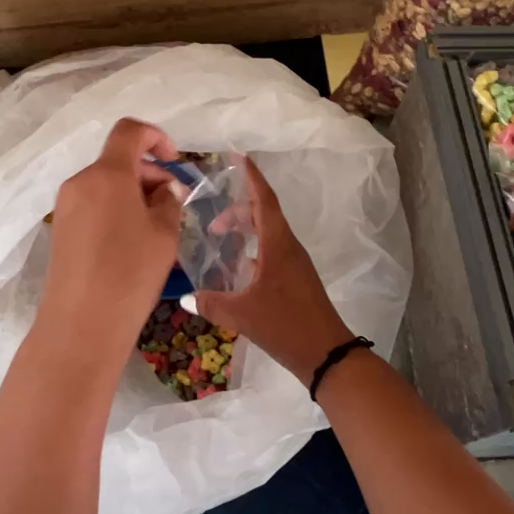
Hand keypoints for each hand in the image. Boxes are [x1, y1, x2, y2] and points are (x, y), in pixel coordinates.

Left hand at [43, 118, 183, 348]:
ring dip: (134, 194)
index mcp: (107, 173)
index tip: (174, 161)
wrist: (81, 324)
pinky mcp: (61, 229)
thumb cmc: (130, 273)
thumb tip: (165, 188)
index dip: (156, 136)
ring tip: (157, 229)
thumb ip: (169, 200)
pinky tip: (132, 243)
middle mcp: (81, 181)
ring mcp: (66, 206)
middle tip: (175, 204)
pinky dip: (116, 210)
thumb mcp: (164, 233)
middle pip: (118, 160)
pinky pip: (94, 204)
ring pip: (106, 184)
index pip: (129, 131)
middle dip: (150, 173)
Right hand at [194, 158, 354, 381]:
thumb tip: (187, 296)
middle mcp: (288, 247)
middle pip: (264, 215)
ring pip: (269, 234)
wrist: (327, 355)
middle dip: (239, 211)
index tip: (240, 158)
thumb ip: (212, 303)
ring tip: (223, 239)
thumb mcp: (242, 315)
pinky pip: (273, 251)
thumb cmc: (285, 325)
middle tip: (214, 223)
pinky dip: (255, 249)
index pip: (264, 200)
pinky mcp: (297, 280)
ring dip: (247, 230)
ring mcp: (295, 264)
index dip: (252, 178)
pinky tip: (239, 267)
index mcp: (278, 245)